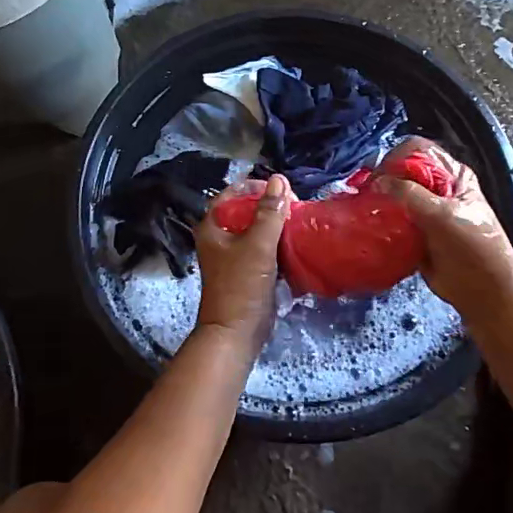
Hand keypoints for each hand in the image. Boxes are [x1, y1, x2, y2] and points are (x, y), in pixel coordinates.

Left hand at [193, 174, 290, 352]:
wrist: (235, 332)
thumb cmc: (241, 286)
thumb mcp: (258, 245)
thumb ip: (269, 212)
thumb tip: (279, 180)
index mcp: (212, 226)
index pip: (233, 193)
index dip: (256, 187)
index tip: (282, 190)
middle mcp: (219, 237)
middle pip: (246, 211)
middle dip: (271, 207)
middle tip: (296, 208)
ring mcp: (232, 255)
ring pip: (257, 231)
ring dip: (277, 227)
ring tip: (299, 224)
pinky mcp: (246, 271)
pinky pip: (263, 250)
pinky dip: (277, 245)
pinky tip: (296, 244)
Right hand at [374, 137, 512, 315]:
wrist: (483, 292)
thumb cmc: (473, 249)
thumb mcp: (444, 215)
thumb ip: (410, 194)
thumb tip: (376, 182)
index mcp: (453, 175)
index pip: (417, 151)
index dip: (395, 159)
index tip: (380, 178)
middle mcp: (437, 188)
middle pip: (401, 172)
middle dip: (381, 180)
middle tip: (366, 196)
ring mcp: (424, 210)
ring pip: (393, 196)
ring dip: (378, 201)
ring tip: (364, 211)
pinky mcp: (413, 231)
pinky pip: (390, 219)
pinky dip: (379, 220)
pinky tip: (369, 225)